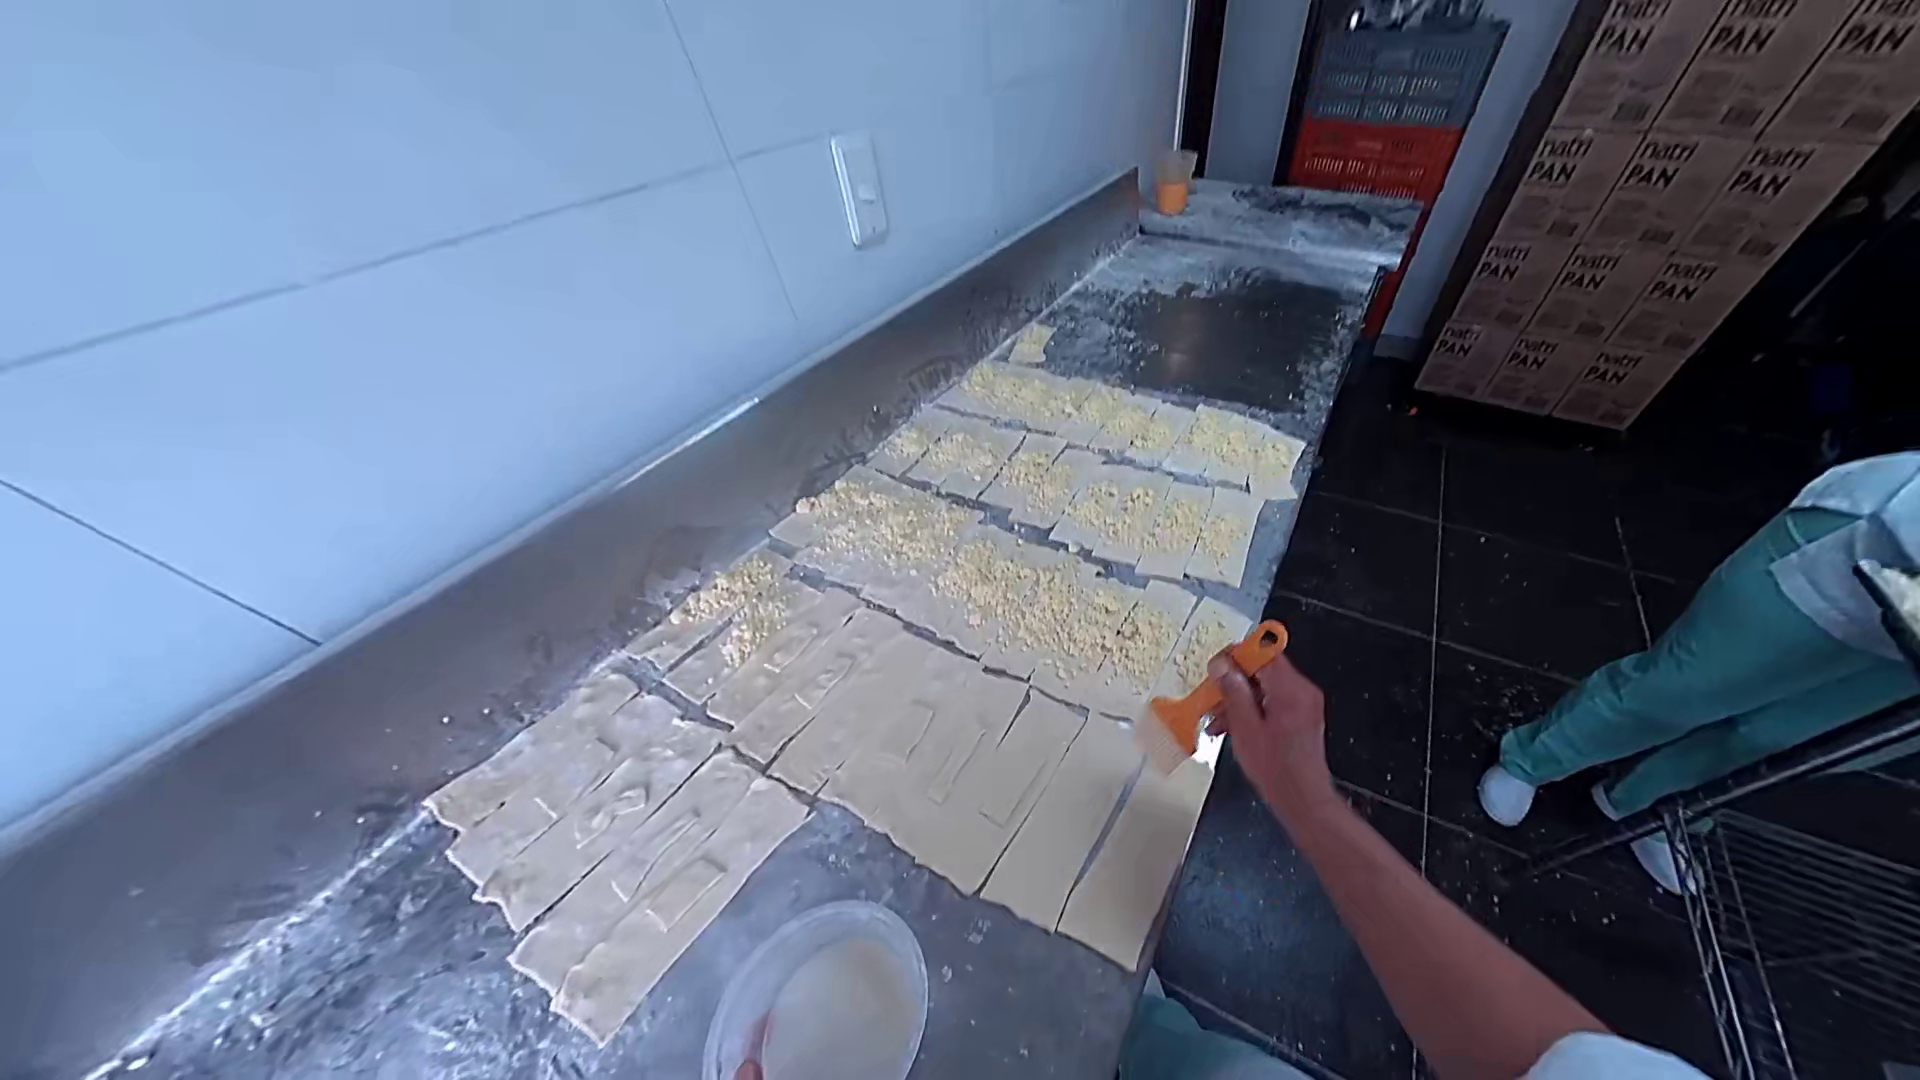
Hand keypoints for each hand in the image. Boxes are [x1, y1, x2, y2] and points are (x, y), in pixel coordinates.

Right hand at [1207, 650, 1336, 823]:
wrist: (1302, 800)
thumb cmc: (1274, 766)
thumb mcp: (1245, 727)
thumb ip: (1233, 691)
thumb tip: (1221, 663)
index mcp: (1291, 690)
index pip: (1263, 653)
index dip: (1236, 656)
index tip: (1215, 669)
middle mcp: (1301, 691)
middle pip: (1261, 669)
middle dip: (1233, 682)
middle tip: (1211, 698)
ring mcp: (1302, 703)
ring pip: (1262, 686)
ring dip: (1237, 698)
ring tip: (1217, 720)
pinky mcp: (1299, 715)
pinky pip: (1269, 700)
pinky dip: (1250, 709)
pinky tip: (1231, 726)